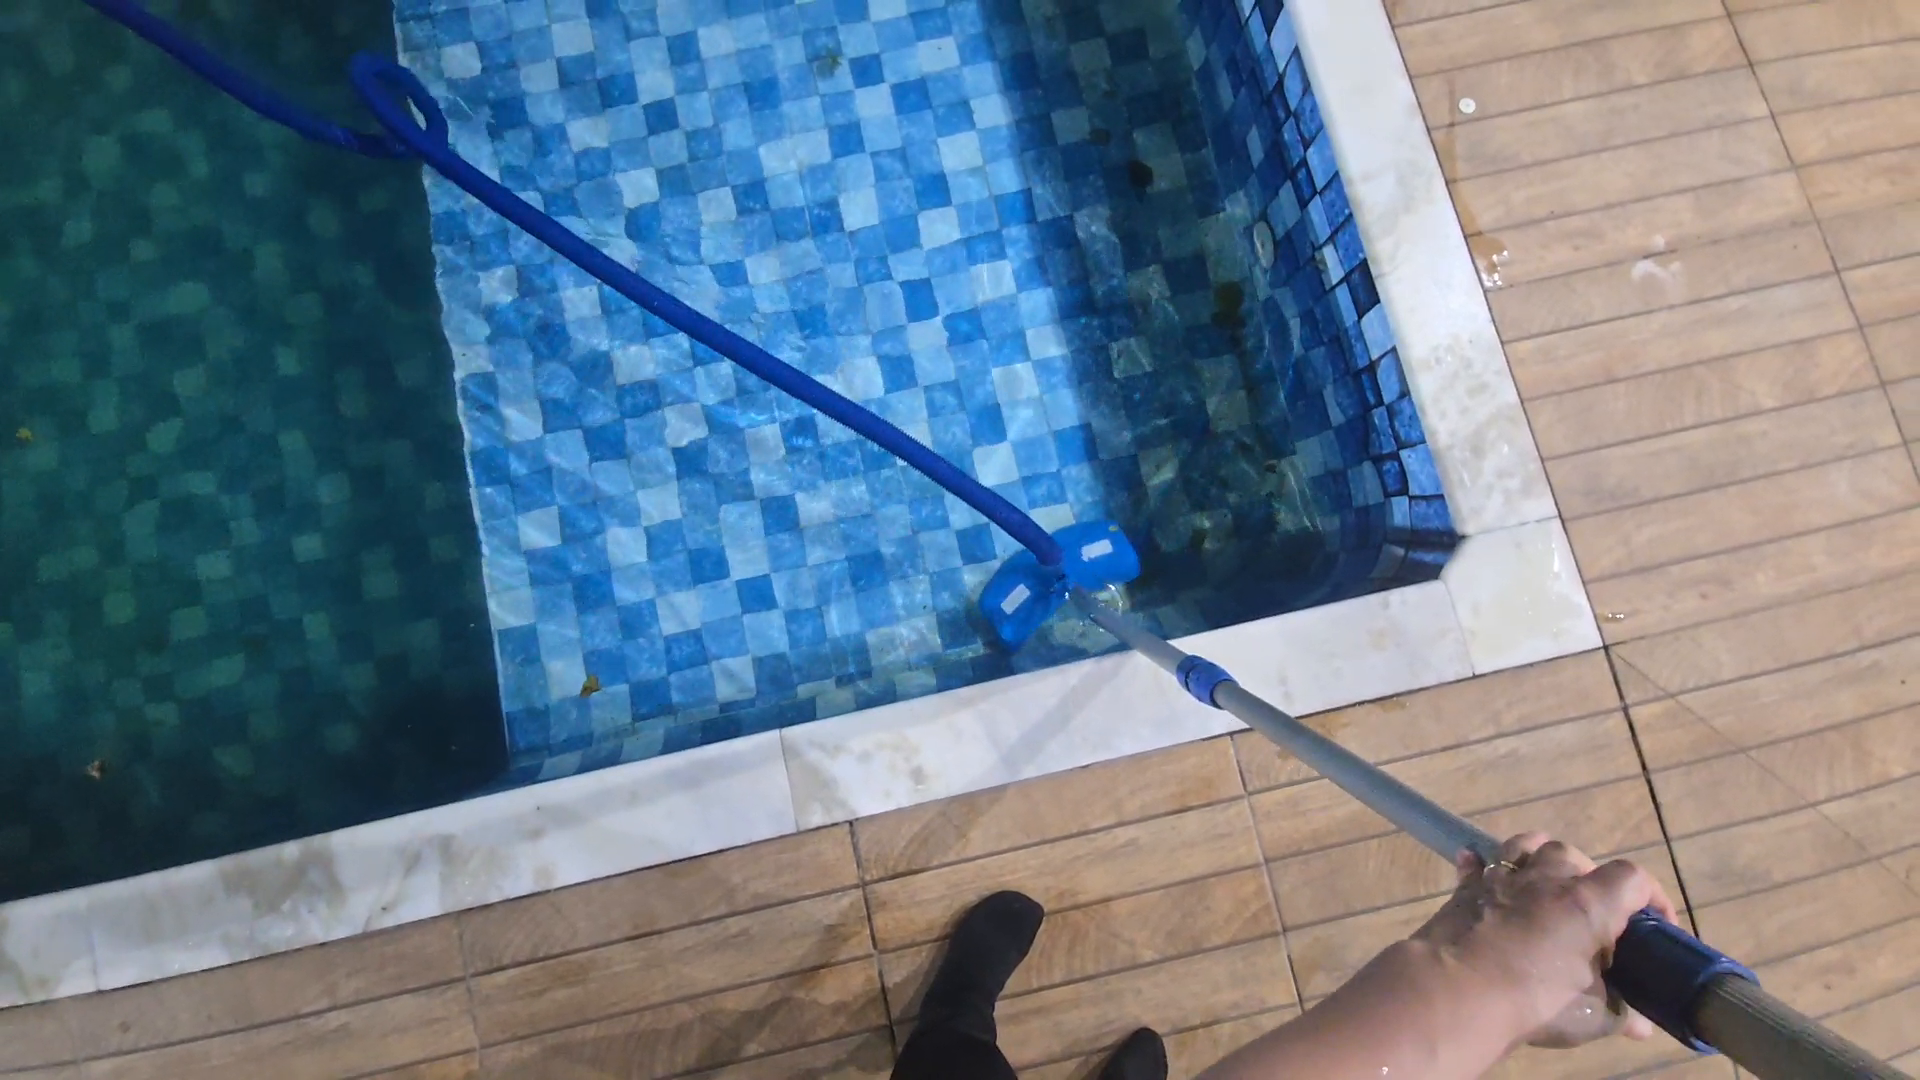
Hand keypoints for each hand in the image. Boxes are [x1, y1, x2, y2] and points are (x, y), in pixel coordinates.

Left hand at [1410, 832, 1678, 1049]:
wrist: (1459, 986)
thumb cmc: (1537, 1000)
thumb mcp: (1594, 1015)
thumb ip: (1620, 1010)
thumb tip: (1639, 1023)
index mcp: (1586, 905)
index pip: (1631, 877)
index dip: (1651, 896)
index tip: (1655, 924)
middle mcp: (1542, 880)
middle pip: (1569, 854)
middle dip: (1588, 874)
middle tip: (1593, 909)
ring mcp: (1498, 878)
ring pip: (1522, 845)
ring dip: (1538, 857)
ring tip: (1547, 884)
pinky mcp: (1464, 886)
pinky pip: (1475, 863)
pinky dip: (1482, 864)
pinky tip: (1484, 872)